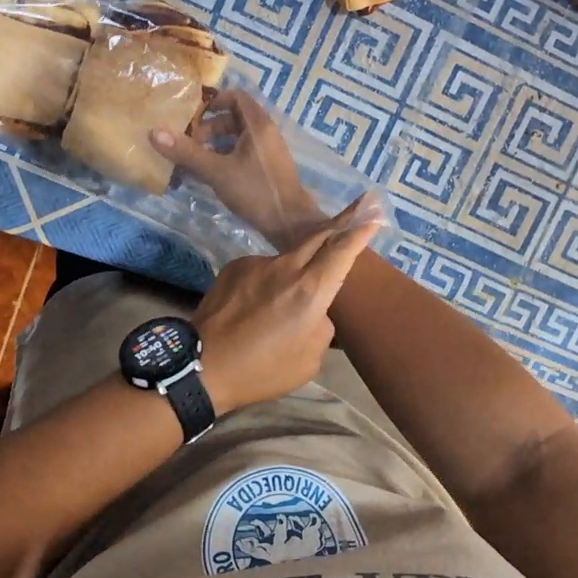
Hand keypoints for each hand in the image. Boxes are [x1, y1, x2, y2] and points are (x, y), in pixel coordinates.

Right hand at [151, 91, 327, 248]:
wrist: (290, 223)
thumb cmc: (256, 191)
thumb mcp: (217, 171)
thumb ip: (187, 152)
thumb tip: (154, 132)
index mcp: (259, 125)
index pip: (237, 96)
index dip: (214, 100)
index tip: (191, 113)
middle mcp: (266, 133)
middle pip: (235, 118)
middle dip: (209, 126)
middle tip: (188, 141)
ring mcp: (268, 151)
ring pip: (238, 138)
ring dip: (215, 144)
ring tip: (193, 159)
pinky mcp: (267, 169)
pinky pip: (243, 153)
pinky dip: (225, 157)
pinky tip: (208, 174)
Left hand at [193, 196, 383, 412]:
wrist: (203, 367)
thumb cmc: (263, 370)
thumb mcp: (310, 358)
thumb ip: (321, 325)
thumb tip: (315, 310)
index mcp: (312, 290)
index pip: (343, 250)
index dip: (361, 231)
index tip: (374, 215)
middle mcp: (287, 267)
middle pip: (319, 236)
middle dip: (341, 222)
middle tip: (359, 207)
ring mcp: (258, 263)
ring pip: (288, 258)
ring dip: (296, 268)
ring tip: (282, 303)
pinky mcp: (235, 266)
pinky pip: (262, 269)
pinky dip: (268, 281)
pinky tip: (256, 307)